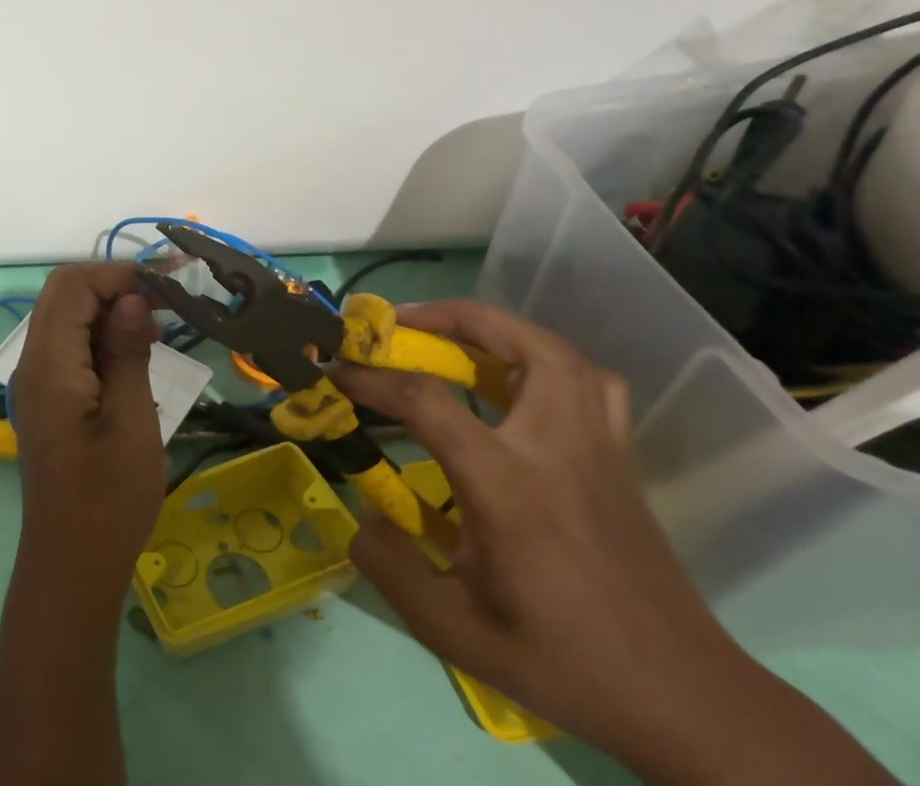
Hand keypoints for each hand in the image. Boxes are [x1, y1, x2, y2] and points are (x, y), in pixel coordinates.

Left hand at [9, 262, 164, 599]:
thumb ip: (126, 352)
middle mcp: (32, 365)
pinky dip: (99, 339)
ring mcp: (34, 385)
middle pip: (62, 298)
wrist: (72, 559)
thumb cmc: (109, 496)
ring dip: (107, 313)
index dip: (116, 274)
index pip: (71, 287)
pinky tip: (134, 356)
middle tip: (166, 304)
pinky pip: (67, 351)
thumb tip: (130, 298)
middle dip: (112, 287)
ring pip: (64, 323)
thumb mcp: (131, 420)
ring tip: (158, 329)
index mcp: (49, 363)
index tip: (166, 285)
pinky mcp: (45, 403)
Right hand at [330, 301, 752, 766]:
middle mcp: (559, 450)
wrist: (678, 696)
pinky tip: (520, 392)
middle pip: (522, 346)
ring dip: (509, 334)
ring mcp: (601, 453)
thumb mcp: (448, 627)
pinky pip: (593, 389)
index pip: (427, 401)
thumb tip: (363, 519)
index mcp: (508, 486)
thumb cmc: (557, 660)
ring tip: (463, 343)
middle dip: (458, 317)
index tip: (336, 372)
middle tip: (407, 322)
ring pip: (567, 358)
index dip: (371, 378)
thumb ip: (388, 564)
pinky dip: (551, 366)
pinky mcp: (622, 466)